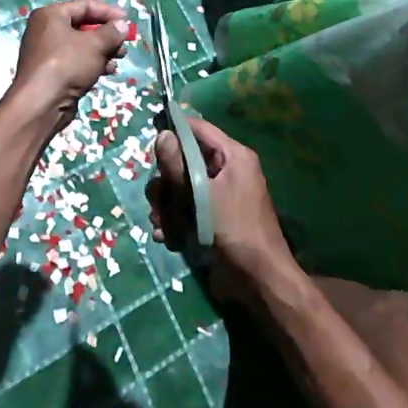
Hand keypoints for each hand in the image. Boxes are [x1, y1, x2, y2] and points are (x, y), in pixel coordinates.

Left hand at [6, 0, 128, 129]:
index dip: (109, 11)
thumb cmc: (67, 64)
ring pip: (82, 45)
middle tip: (125, 41)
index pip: (85, 6)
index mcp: (51, 15)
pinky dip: (93, 63)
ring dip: (103, 50)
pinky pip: (76, 61)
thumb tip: (122, 25)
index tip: (127, 20)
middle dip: (107, 33)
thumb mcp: (95, 44)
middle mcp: (46, 30)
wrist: (41, 104)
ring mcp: (48, 52)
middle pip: (83, 25)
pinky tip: (108, 71)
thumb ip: (112, 32)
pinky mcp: (51, 72)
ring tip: (120, 57)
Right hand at [146, 114, 293, 303]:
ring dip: (167, 206)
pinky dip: (175, 220)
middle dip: (166, 182)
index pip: (199, 129)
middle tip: (158, 202)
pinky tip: (168, 237)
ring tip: (162, 226)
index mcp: (233, 156)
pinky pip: (187, 208)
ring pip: (181, 187)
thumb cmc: (234, 228)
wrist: (258, 278)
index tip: (150, 137)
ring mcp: (219, 194)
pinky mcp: (213, 217)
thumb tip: (162, 134)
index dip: (175, 130)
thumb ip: (179, 166)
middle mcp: (227, 170)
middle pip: (185, 161)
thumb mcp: (202, 194)